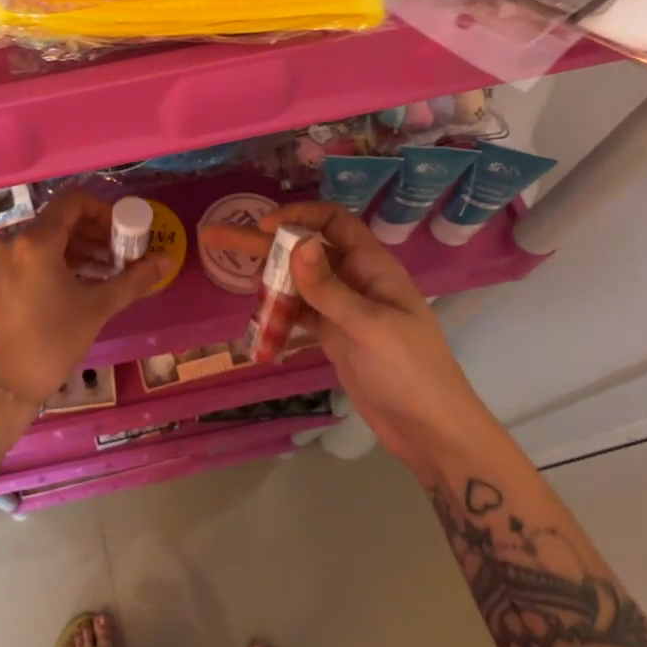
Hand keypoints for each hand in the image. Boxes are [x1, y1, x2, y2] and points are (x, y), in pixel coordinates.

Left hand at [0, 190, 173, 406]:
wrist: (7, 384)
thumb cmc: (53, 341)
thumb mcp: (98, 307)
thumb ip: (134, 279)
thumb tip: (167, 260)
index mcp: (36, 242)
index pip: (73, 201)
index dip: (104, 210)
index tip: (124, 232)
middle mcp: (15, 242)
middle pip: (62, 219)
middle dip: (96, 232)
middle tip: (124, 253)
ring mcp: (5, 260)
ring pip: (50, 238)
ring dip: (82, 247)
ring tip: (112, 269)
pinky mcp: (2, 278)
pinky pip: (36, 255)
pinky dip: (63, 260)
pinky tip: (87, 280)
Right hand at [208, 202, 481, 458]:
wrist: (431, 429)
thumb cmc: (410, 371)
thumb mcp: (369, 326)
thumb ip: (328, 288)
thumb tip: (295, 245)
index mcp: (373, 267)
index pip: (334, 223)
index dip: (299, 217)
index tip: (263, 228)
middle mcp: (356, 281)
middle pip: (306, 251)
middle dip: (264, 242)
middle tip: (215, 236)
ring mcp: (344, 310)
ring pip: (299, 282)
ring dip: (266, 276)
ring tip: (226, 270)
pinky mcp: (335, 338)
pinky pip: (300, 314)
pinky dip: (277, 311)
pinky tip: (253, 312)